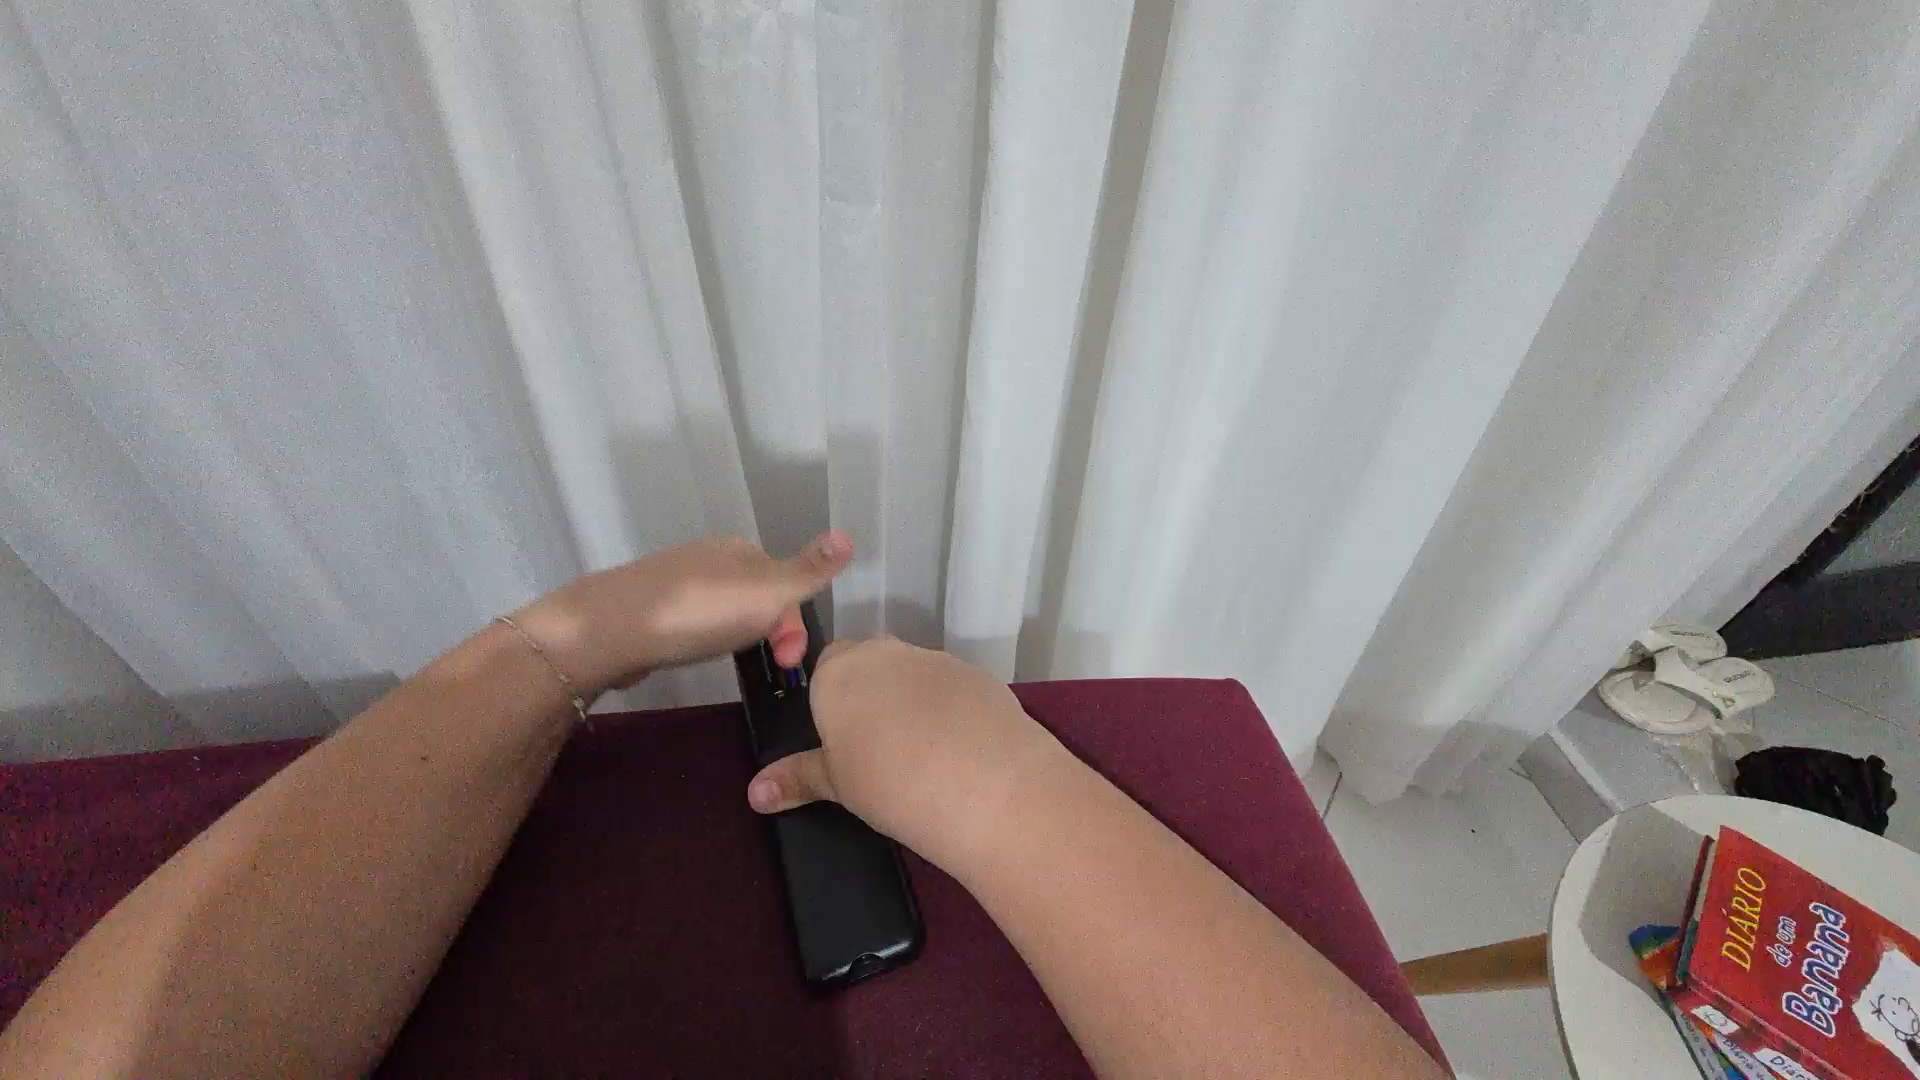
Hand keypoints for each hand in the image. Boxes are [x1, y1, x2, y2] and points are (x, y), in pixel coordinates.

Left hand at [514, 531, 851, 695]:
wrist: (611, 630)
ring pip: (725, 609)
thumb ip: (810, 570)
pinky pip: (692, 621)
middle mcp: (709, 558)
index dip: (795, 622)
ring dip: (739, 636)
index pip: (786, 583)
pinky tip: (694, 652)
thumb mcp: (769, 591)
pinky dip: (704, 638)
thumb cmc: (702, 612)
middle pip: (757, 597)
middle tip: (770, 668)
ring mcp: (675, 581)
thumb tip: (848, 535)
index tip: (789, 659)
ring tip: (731, 661)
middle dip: (769, 632)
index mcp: (741, 550)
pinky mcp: (648, 608)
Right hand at [743, 637, 1065, 868]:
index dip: (834, 705)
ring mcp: (936, 659)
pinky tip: (962, 750)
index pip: (825, 670)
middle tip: (881, 751)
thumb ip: (797, 778)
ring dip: (913, 703)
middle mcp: (886, 652)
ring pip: (913, 675)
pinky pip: (952, 688)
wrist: (986, 781)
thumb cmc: (891, 783)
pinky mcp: (977, 673)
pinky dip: (951, 710)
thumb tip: (754, 792)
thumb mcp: (837, 785)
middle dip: (872, 697)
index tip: (846, 743)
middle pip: (870, 665)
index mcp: (839, 672)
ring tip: (926, 756)